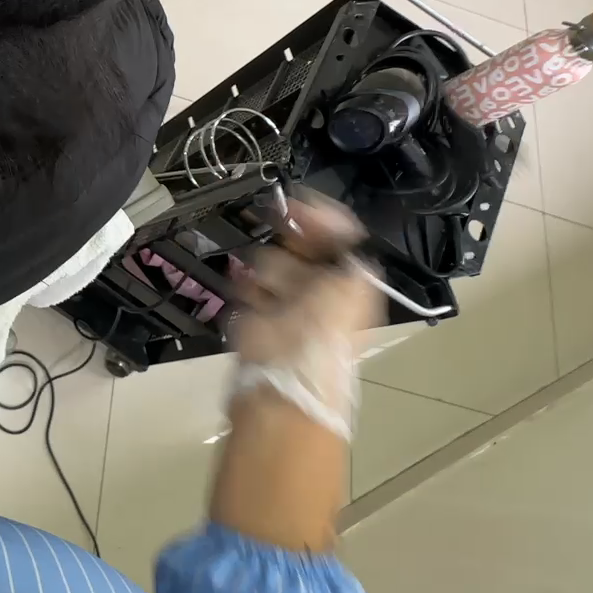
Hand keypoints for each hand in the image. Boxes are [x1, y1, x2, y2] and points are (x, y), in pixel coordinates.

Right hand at [230, 192, 376, 438]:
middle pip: (302, 248)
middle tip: (274, 220)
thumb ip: (346, 254)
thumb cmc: (316, 346)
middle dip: (289, 236)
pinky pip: (248, 287)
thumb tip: (338, 221)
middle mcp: (319, 292)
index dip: (321, 218)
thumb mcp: (346, 293)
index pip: (339, 240)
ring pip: (271, 264)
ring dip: (264, 263)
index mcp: (347, 286)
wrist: (278, 390)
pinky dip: (244, 283)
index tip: (297, 202)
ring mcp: (286, 305)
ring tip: (263, 272)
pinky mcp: (257, 317)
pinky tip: (245, 286)